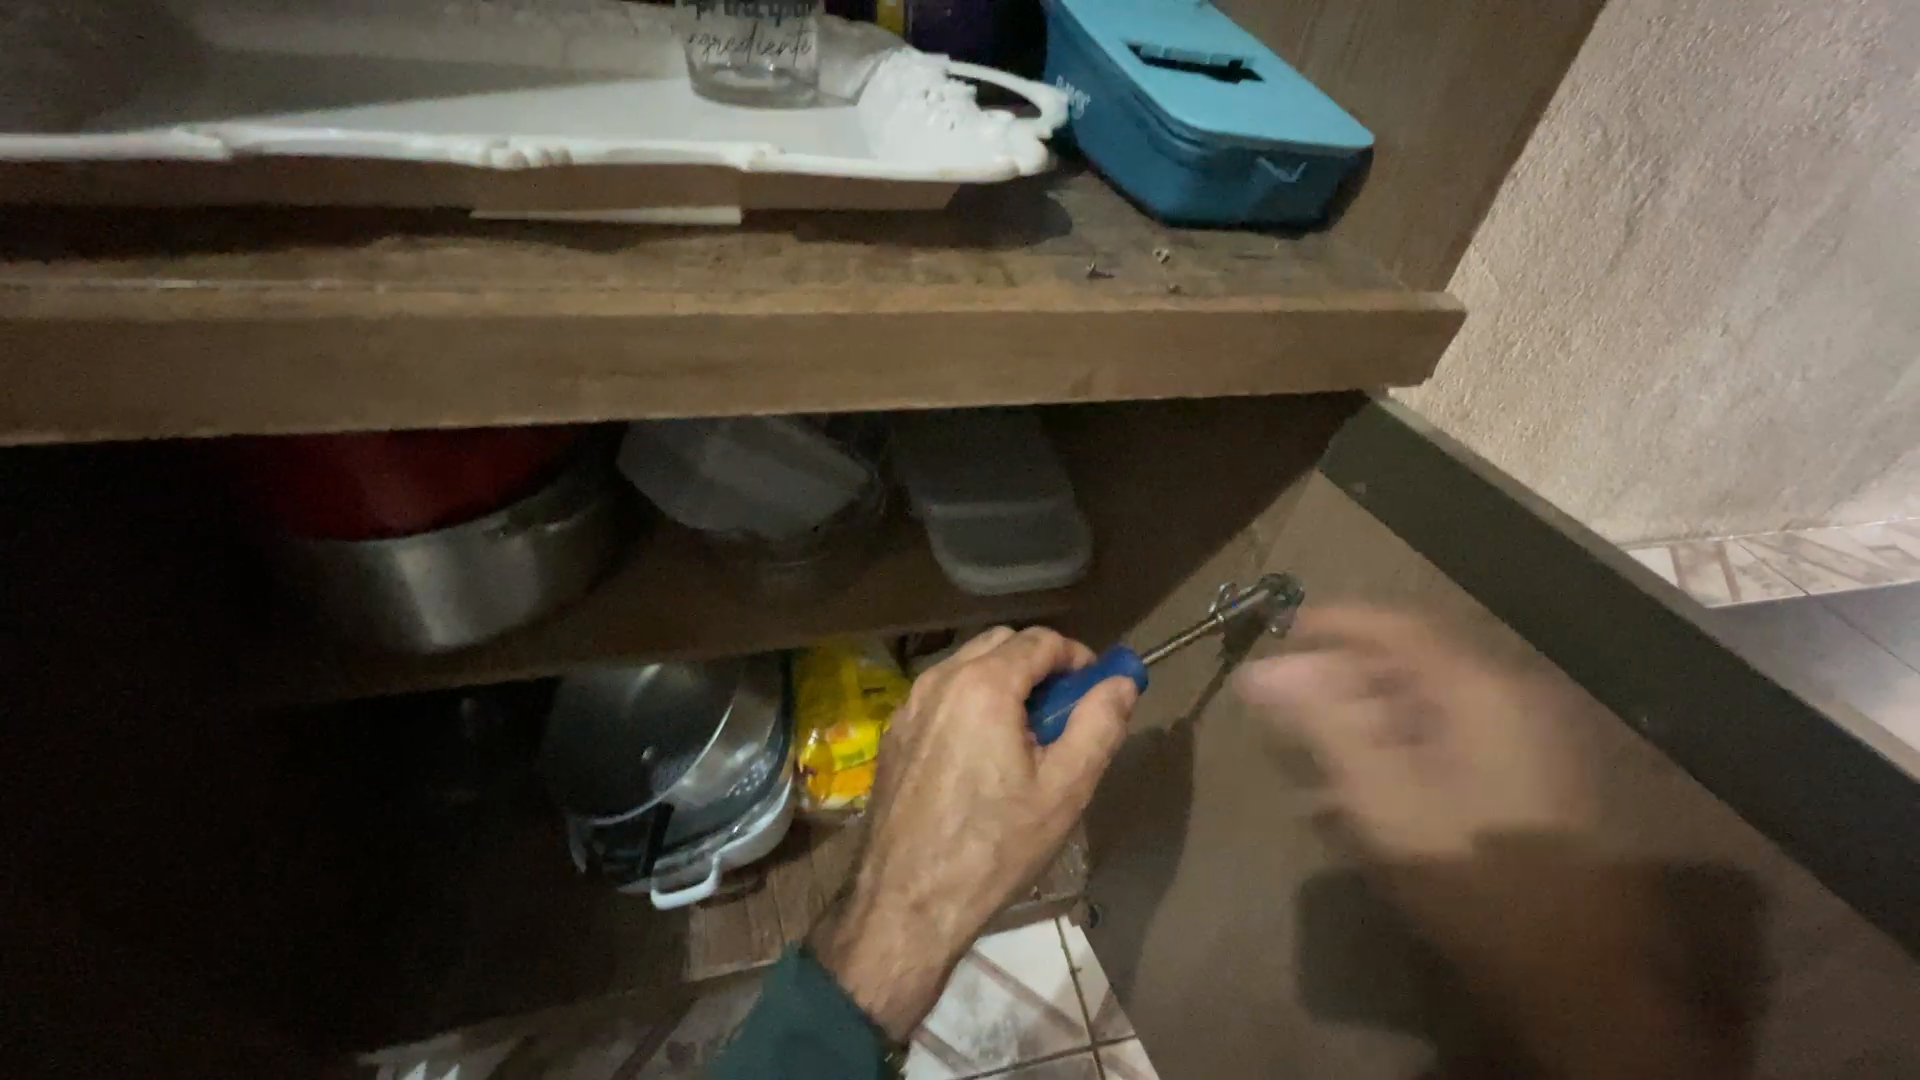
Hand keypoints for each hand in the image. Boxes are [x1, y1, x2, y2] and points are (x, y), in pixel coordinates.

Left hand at [811, 626, 1138, 1039]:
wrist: (907, 902)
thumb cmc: (995, 846)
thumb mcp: (1065, 789)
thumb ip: (1099, 725)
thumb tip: (1121, 682)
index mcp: (983, 685)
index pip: (1040, 639)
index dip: (1076, 658)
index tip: (1094, 689)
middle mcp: (940, 680)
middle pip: (1001, 643)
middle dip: (1038, 665)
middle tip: (1061, 713)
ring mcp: (909, 704)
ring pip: (967, 664)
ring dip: (1003, 681)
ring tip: (1024, 737)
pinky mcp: (894, 732)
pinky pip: (941, 694)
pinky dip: (969, 700)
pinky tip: (980, 753)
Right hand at [1234, 605, 1595, 862]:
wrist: (1577, 976)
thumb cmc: (1469, 874)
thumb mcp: (1380, 796)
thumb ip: (1318, 724)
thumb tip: (1259, 670)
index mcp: (1478, 692)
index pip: (1394, 627)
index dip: (1331, 623)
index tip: (1277, 630)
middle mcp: (1503, 702)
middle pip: (1404, 666)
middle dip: (1335, 680)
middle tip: (1281, 702)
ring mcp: (1518, 742)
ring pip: (1419, 706)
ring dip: (1357, 718)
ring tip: (1306, 748)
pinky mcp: (1519, 779)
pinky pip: (1440, 740)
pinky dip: (1390, 748)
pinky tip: (1353, 786)